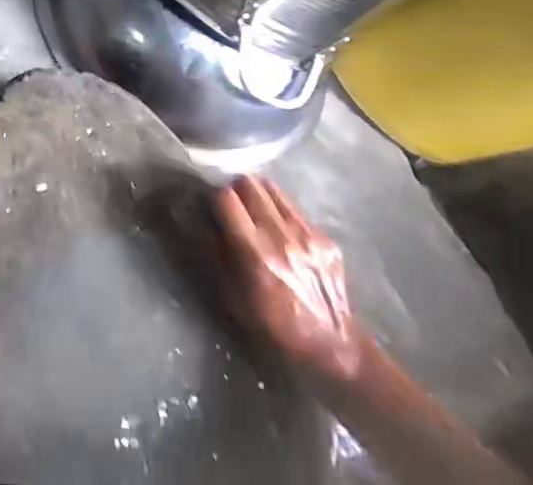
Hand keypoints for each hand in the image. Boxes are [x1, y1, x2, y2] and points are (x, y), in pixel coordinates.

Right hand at [215, 176, 369, 381]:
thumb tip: (200, 218)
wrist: (332, 346)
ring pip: (274, 190)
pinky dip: (280, 211)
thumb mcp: (231, 292)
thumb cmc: (271, 323)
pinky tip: (280, 231)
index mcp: (255, 252)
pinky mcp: (327, 240)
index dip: (212, 197)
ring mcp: (309, 236)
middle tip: (230, 205)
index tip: (208, 205)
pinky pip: (295, 210)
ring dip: (258, 195)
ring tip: (253, 211)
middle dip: (234, 189)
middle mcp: (283, 237)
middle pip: (250, 185)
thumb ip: (215, 250)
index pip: (226, 197)